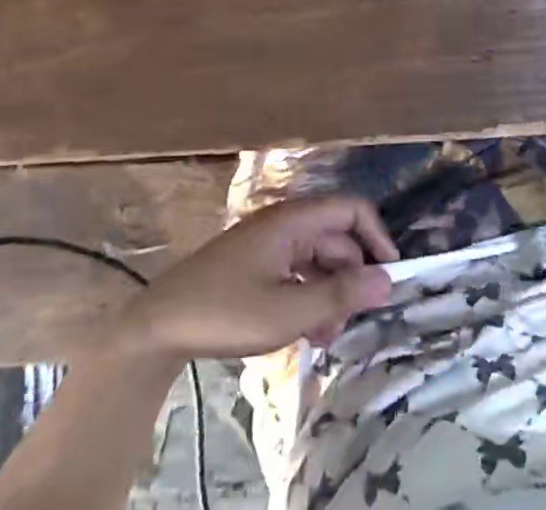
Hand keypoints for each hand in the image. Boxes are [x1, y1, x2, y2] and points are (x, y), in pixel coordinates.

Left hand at [124, 196, 399, 359]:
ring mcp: (269, 244)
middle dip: (351, 278)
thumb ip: (341, 295)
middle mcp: (285, 224)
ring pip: (319, 260)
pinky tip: (305, 331)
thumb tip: (388, 280)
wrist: (156, 328)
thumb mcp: (288, 310)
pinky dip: (309, 297)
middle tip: (353, 319)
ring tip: (326, 335)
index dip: (378, 237)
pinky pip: (297, 273)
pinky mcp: (256, 265)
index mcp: (294, 220)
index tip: (389, 276)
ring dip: (330, 293)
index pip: (352, 210)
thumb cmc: (225, 312)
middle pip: (338, 239)